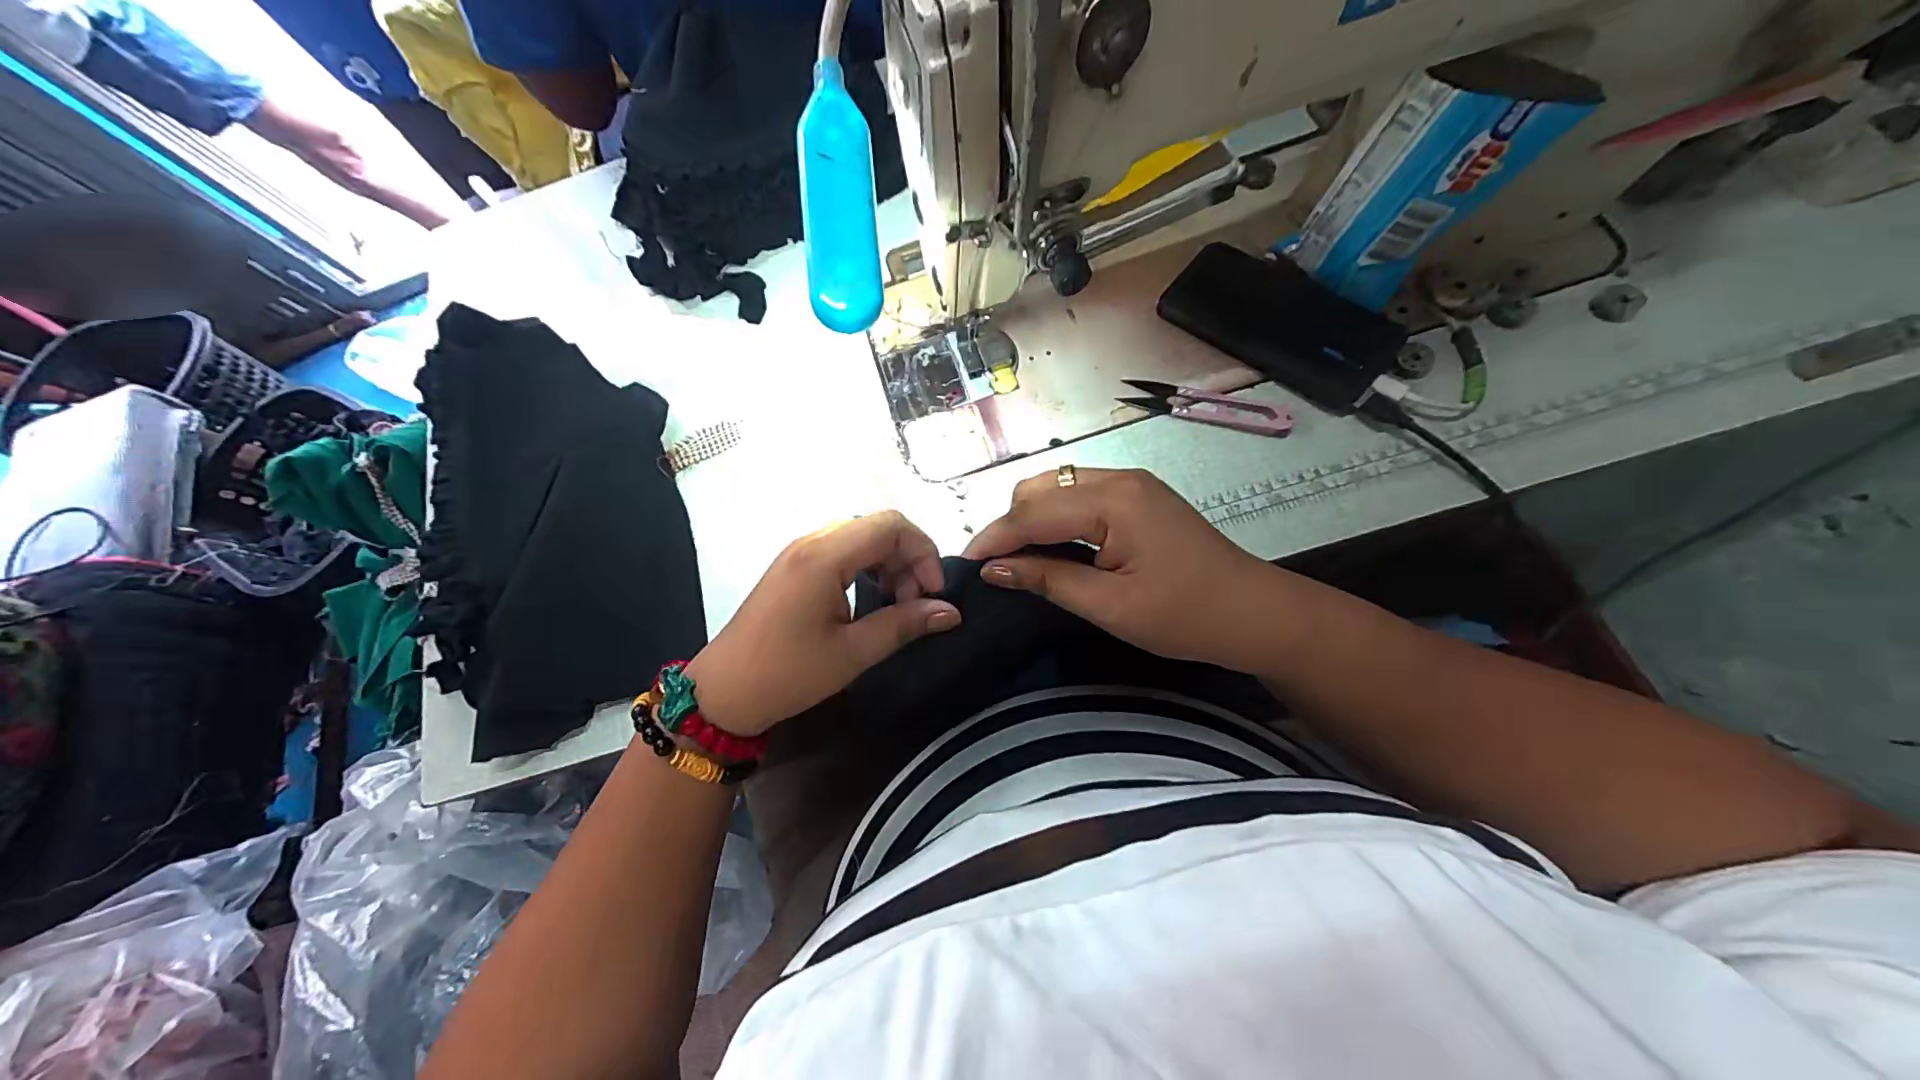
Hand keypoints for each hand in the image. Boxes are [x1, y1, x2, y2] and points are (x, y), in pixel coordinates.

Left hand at [684, 512, 960, 735]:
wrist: (723, 692)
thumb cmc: (787, 674)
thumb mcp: (852, 652)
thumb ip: (904, 625)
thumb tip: (950, 612)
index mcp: (823, 556)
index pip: (891, 525)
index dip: (924, 552)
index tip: (934, 593)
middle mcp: (811, 542)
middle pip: (879, 527)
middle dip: (909, 560)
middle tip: (917, 605)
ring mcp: (800, 552)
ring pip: (862, 538)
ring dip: (890, 565)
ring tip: (897, 606)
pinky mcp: (795, 566)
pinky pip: (843, 551)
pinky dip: (868, 568)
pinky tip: (872, 600)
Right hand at [962, 467, 1286, 672]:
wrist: (1254, 613)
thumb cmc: (1185, 616)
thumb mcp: (1111, 606)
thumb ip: (1048, 580)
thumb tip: (994, 569)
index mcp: (1114, 500)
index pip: (1033, 512)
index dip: (995, 538)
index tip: (964, 566)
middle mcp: (1119, 478)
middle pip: (1041, 488)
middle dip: (1009, 524)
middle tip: (992, 568)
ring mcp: (1131, 484)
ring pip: (1058, 488)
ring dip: (1030, 519)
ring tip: (1014, 559)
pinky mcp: (1138, 497)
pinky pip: (1079, 496)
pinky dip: (1055, 518)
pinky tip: (1048, 547)